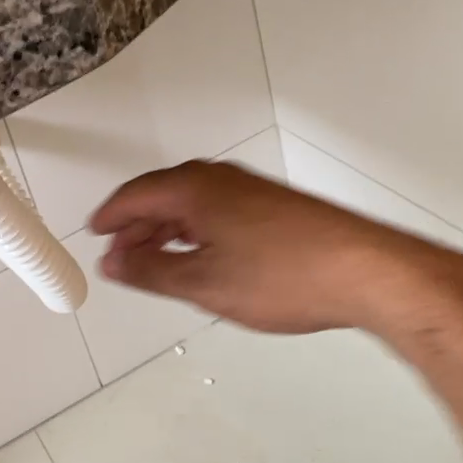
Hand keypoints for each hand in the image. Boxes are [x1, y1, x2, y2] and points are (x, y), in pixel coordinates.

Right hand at [90, 159, 449, 334]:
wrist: (368, 272)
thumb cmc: (280, 276)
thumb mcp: (203, 283)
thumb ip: (151, 271)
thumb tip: (112, 263)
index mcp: (192, 189)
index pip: (134, 196)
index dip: (110, 217)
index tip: (95, 236)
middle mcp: (217, 179)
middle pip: (160, 196)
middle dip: (136, 227)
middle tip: (120, 258)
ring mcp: (248, 190)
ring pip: (190, 204)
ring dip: (165, 231)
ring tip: (155, 262)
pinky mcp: (273, 205)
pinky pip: (215, 210)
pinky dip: (194, 231)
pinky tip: (201, 256)